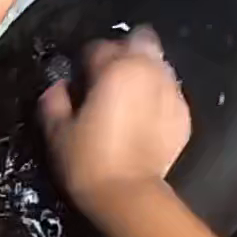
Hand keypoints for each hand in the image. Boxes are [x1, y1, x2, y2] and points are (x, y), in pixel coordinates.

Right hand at [40, 26, 192, 220]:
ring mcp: (171, 91)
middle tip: (106, 82)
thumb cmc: (86, 163)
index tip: (78, 84)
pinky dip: (155, 99)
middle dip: (122, 54)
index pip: (97, 48)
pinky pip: (168, 93)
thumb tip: (58, 87)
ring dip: (141, 75)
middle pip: (139, 41)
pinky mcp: (183, 114)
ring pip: (157, 65)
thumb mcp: (56, 133)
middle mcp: (148, 70)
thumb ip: (53, 101)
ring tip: (126, 102)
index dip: (84, 64)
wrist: (126, 195)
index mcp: (115, 69)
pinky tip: (142, 122)